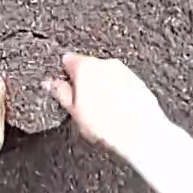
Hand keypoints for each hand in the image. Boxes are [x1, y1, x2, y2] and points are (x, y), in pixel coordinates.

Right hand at [49, 53, 172, 157]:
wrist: (142, 132)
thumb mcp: (74, 112)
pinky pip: (121, 83)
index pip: (68, 59)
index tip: (64, 87)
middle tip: (82, 105)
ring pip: (106, 75)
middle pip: (88, 66)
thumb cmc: (106, 125)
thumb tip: (51, 83)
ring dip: (102, 87)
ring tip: (102, 112)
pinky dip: (117, 92)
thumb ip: (61, 93)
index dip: (64, 74)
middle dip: (84, 81)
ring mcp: (123, 70)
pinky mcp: (137, 81)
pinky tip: (117, 110)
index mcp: (85, 67)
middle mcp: (105, 63)